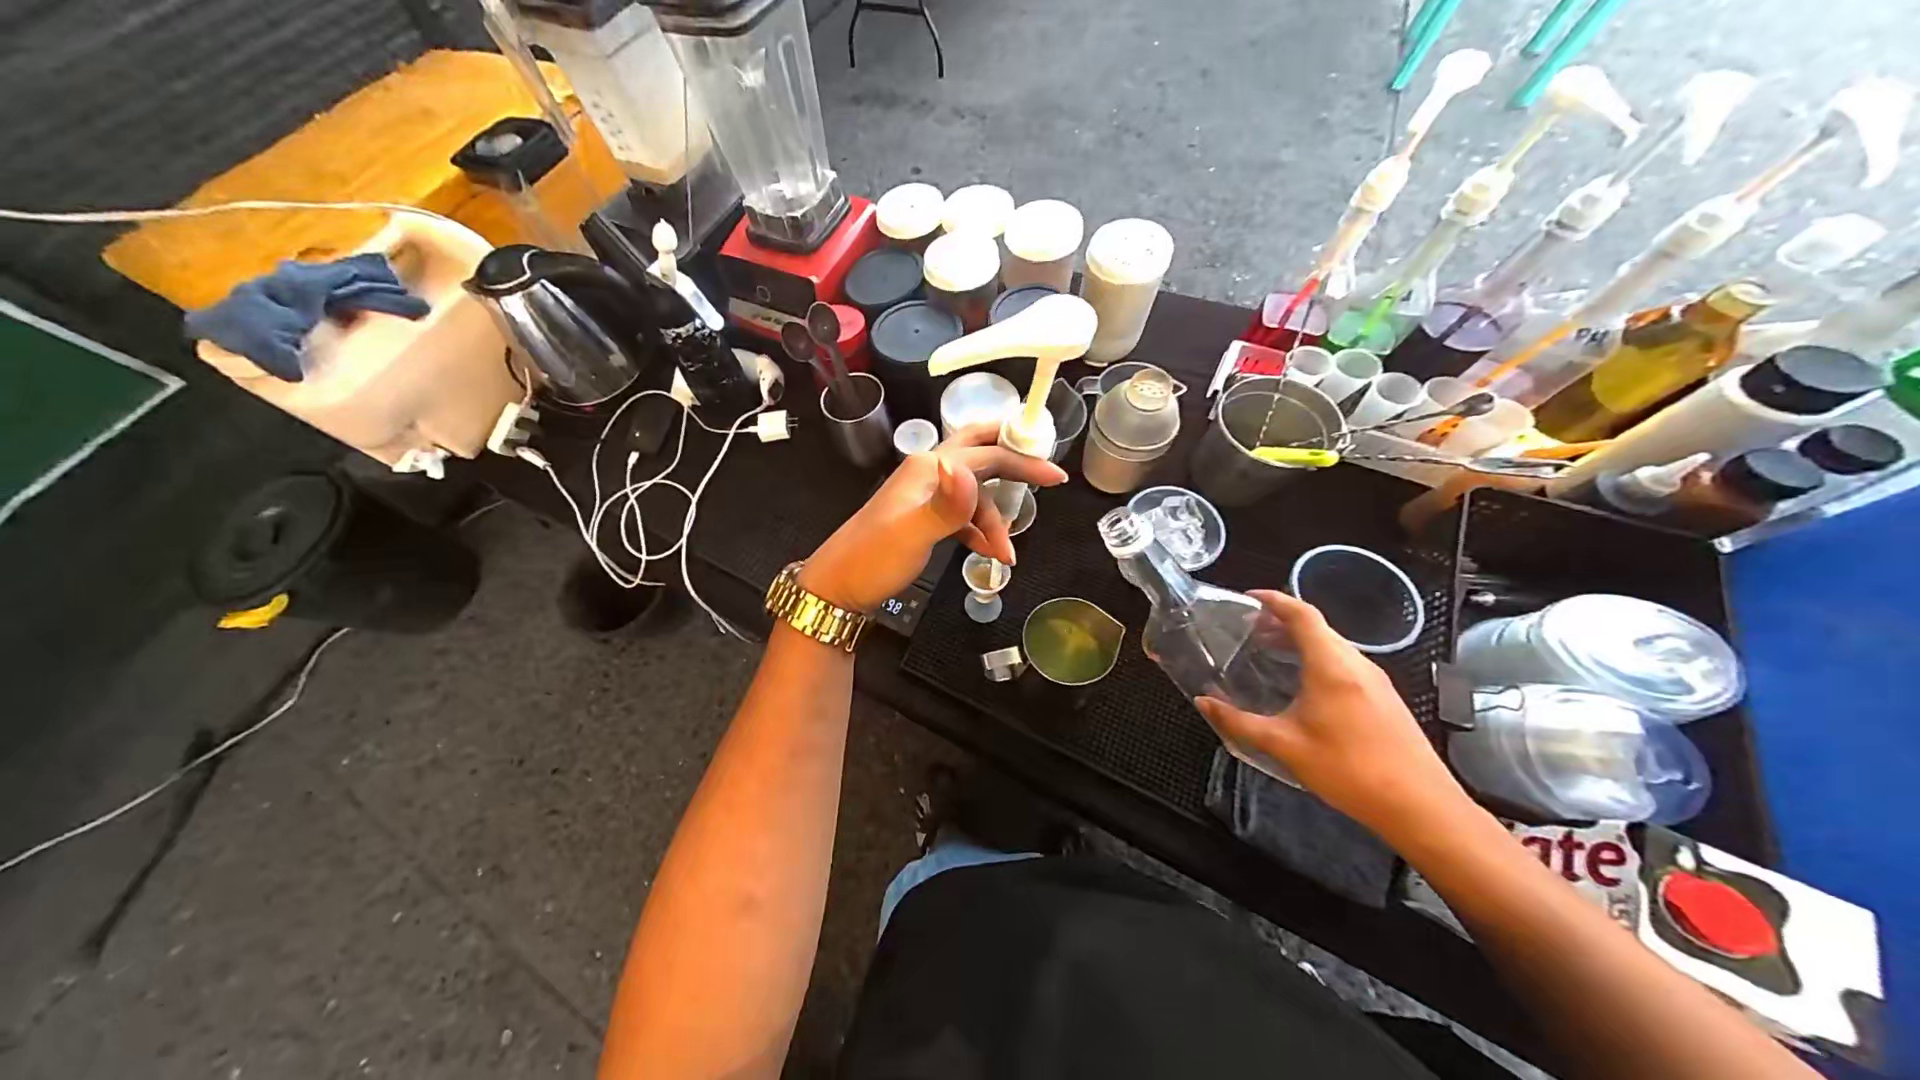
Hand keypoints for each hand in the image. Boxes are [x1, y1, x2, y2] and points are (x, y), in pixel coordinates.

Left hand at [798, 423, 1067, 613]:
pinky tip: (988, 553)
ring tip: (1006, 555)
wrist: (837, 587)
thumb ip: (947, 503)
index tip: (1057, 477)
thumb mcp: (913, 533)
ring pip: (975, 494)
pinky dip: (979, 531)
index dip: (1024, 462)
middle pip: (980, 453)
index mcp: (930, 467)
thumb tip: (970, 470)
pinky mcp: (925, 516)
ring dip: (995, 520)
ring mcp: (927, 494)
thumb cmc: (873, 559)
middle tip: (1044, 474)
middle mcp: (930, 472)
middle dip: (1013, 461)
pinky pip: (963, 515)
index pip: (987, 455)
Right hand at [1195, 591, 1470, 841]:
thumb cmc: (1348, 770)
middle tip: (1249, 630)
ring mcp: (1376, 681)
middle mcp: (1357, 664)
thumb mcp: (1284, 746)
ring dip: (1301, 642)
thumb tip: (1204, 703)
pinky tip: (1301, 685)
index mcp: (1331, 666)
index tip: (1248, 598)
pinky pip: (1345, 664)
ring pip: (1333, 645)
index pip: (1302, 615)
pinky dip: (1317, 659)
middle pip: (1318, 627)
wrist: (1420, 806)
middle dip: (1282, 622)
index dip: (1274, 600)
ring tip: (1269, 653)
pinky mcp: (1385, 698)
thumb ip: (1239, 722)